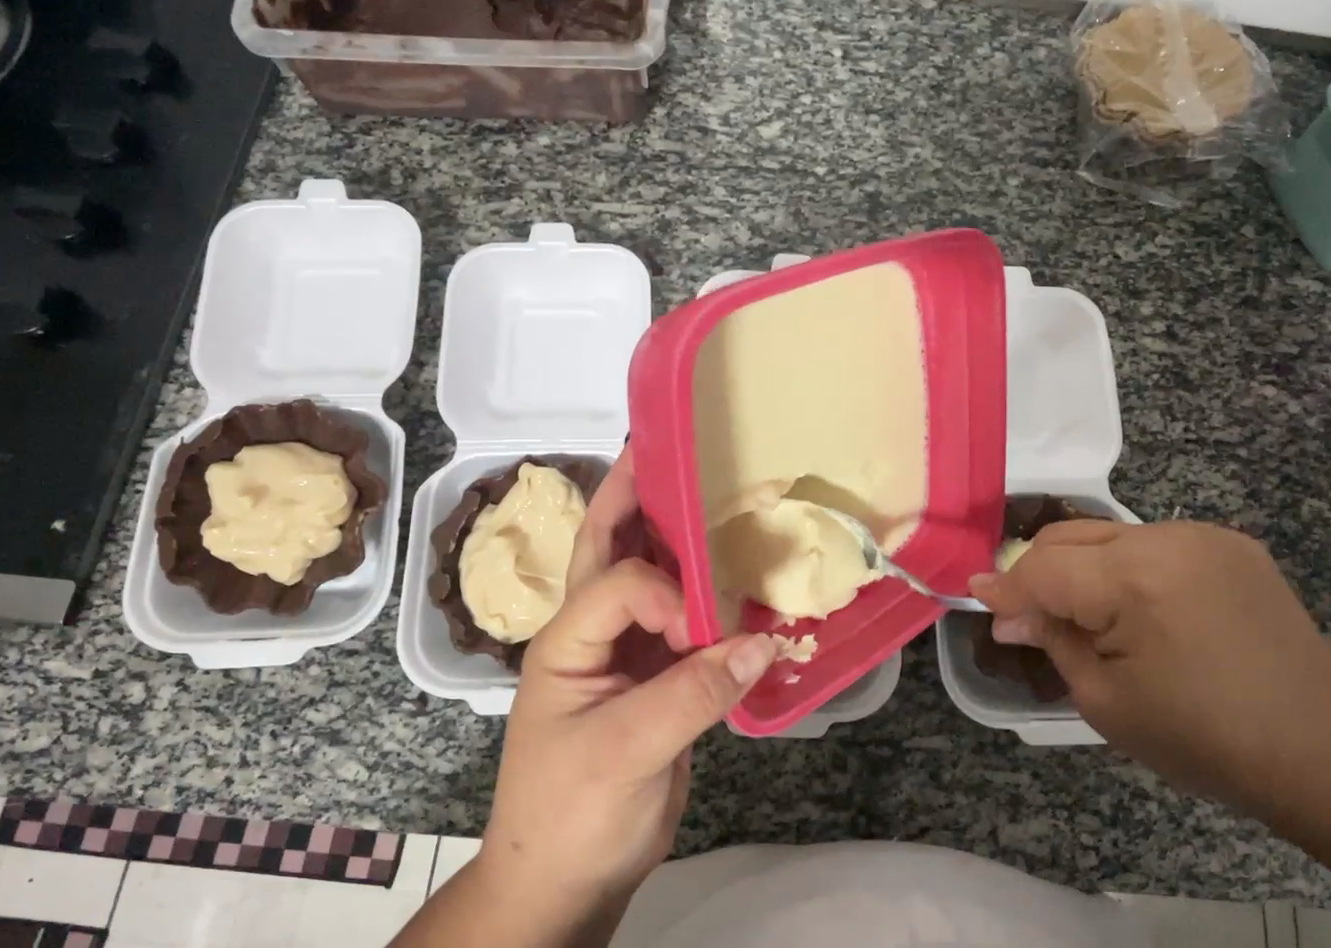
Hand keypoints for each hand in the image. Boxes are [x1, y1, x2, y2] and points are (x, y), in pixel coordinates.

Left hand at [478, 450, 779, 926]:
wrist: (566, 883)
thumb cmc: (572, 814)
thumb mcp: (623, 753)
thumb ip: (692, 695)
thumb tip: (765, 642)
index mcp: (567, 639)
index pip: (621, 584)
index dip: (665, 592)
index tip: (702, 629)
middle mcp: (596, 635)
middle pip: (614, 550)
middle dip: (636, 499)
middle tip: (667, 447)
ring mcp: (629, 658)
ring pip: (655, 584)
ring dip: (680, 544)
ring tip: (714, 495)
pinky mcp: (660, 685)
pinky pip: (691, 631)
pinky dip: (715, 606)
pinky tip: (745, 585)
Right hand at [972, 519, 1330, 812]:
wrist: (1324, 747)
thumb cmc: (1203, 739)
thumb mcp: (1104, 701)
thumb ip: (1052, 641)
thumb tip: (1010, 614)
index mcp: (1134, 579)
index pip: (1044, 568)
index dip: (1006, 585)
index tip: (974, 594)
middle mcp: (1167, 538)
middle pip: (1071, 536)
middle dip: (1038, 570)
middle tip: (1024, 614)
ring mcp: (1203, 535)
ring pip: (1108, 535)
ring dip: (1082, 568)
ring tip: (1081, 614)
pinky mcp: (1230, 543)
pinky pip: (1152, 544)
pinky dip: (1125, 567)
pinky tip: (1136, 608)